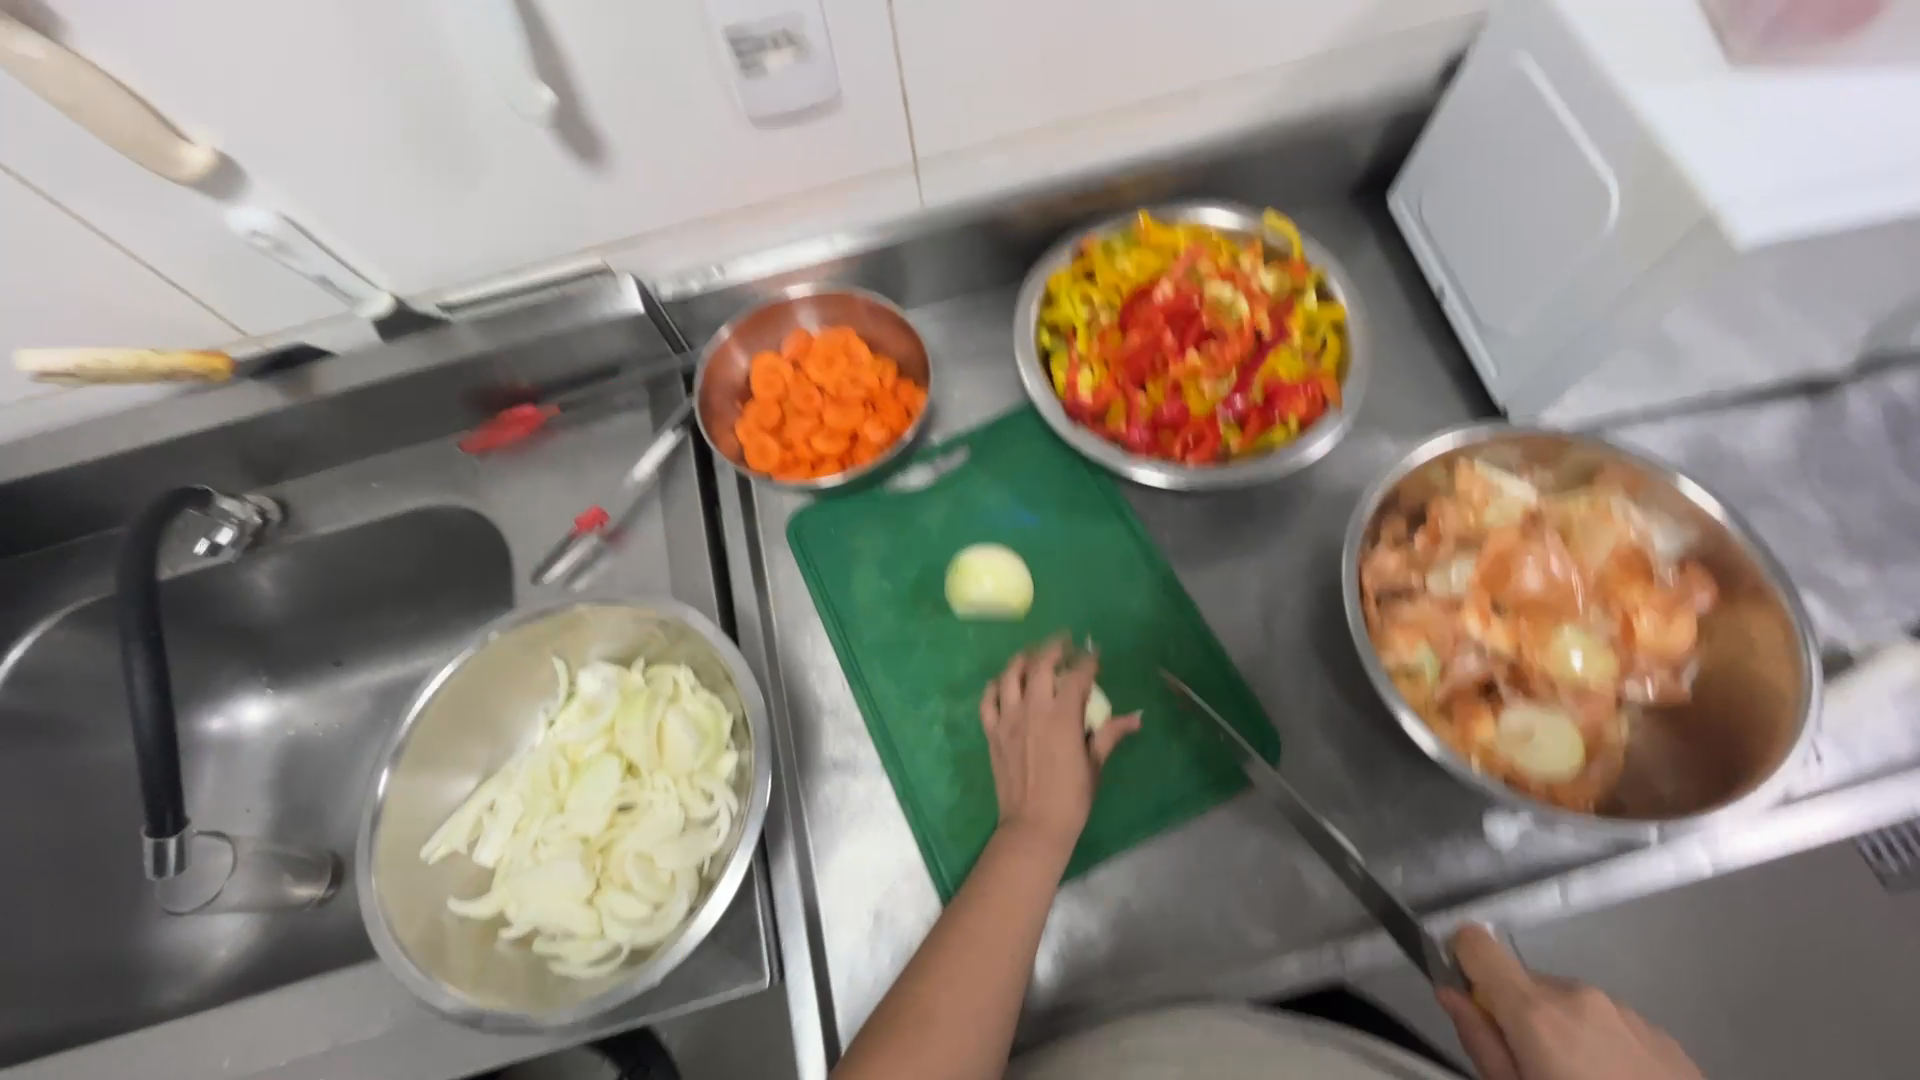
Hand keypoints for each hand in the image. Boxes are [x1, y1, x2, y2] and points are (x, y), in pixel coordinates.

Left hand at [979, 639, 1139, 857]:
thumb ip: (1110, 735)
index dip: (1087, 661)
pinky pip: (987, 700)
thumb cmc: (1071, 798)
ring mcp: (1008, 719)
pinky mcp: (992, 732)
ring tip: (1032, 655)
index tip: (1094, 653)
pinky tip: (1002, 682)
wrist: (1033, 825)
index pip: (1076, 676)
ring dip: (1022, 660)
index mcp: (1062, 716)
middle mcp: (1033, 709)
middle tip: (1063, 643)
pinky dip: (994, 686)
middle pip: (1040, 665)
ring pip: (1010, 676)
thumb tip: (1135, 718)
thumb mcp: (1095, 765)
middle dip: (1053, 649)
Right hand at [1438, 925, 1703, 1079]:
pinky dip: (1601, 1044)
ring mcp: (1625, 1012)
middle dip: (1518, 1014)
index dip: (1461, 961)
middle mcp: (1577, 995)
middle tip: (1534, 1067)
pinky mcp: (1662, 1034)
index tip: (1469, 997)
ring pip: (1567, 1003)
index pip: (1474, 942)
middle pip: (1522, 982)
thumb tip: (1450, 992)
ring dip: (1562, 1030)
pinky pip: (1609, 1022)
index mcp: (1534, 1009)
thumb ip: (1478, 1040)